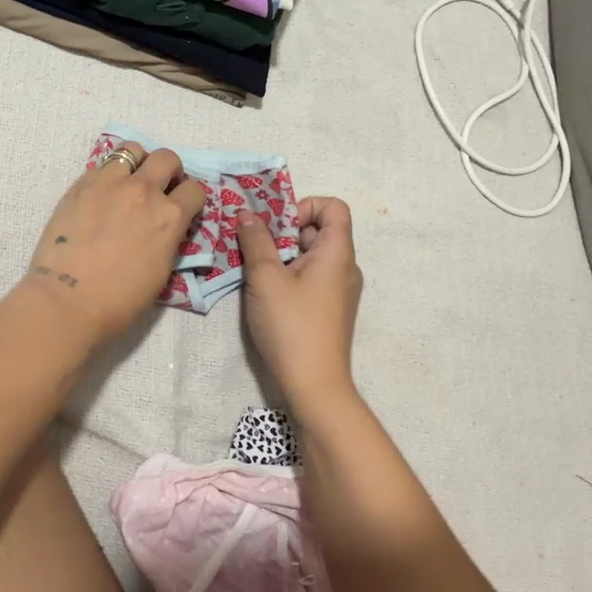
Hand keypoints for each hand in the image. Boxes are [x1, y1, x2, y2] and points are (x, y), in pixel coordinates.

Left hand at [18, 142, 208, 345]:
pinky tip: (101, 194)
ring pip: (131, 150)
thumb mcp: (161, 272)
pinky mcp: (81, 184)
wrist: (67, 300)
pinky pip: (101, 165)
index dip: (190, 199)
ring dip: (137, 163)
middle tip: (159, 188)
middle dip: (169, 171)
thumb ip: (168, 239)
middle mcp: (144, 191)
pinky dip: (108, 175)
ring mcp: (110, 183)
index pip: (195, 190)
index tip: (182, 207)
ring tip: (128, 181)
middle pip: (167, 158)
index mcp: (170, 216)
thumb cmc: (119, 301)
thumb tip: (167, 227)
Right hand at [238, 197, 363, 410]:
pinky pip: (311, 277)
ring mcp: (339, 290)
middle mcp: (344, 267)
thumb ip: (255, 240)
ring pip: (310, 255)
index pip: (333, 206)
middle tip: (256, 248)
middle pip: (319, 230)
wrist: (314, 386)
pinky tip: (265, 294)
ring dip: (282, 255)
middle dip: (284, 232)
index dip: (305, 206)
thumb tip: (247, 213)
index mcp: (337, 252)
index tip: (278, 227)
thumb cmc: (291, 325)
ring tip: (255, 271)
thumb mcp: (265, 278)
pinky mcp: (329, 310)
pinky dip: (289, 275)